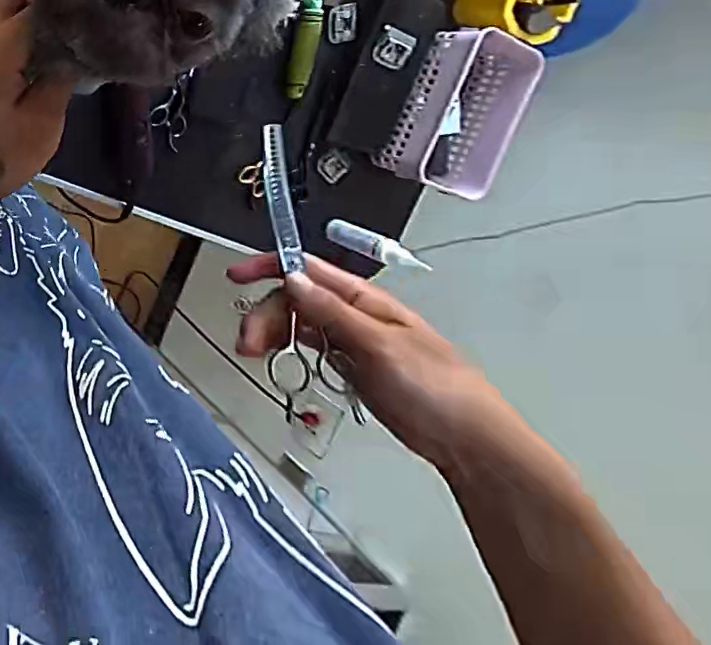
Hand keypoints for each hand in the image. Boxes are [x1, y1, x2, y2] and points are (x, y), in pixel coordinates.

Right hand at [228, 253, 535, 475]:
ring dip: (271, 332)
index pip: (306, 268)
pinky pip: (309, 346)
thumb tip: (293, 278)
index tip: (238, 274)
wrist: (472, 444)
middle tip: (248, 340)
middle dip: (264, 314)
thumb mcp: (380, 345)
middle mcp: (354, 313)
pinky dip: (288, 348)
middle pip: (293, 299)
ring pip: (297, 322)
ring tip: (257, 353)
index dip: (269, 266)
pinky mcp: (351, 365)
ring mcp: (352, 339)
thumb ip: (331, 311)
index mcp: (363, 299)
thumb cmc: (441, 391)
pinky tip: (282, 359)